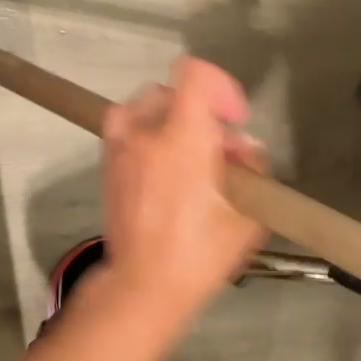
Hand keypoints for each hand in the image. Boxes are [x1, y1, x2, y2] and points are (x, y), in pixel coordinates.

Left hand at [83, 56, 266, 319]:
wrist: (144, 285)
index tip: (235, 120)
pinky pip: (130, 130)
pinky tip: (169, 173)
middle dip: (202, 112)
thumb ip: (253, 175)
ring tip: (192, 157)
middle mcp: (145, 134)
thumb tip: (248, 152)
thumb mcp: (246, 220)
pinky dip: (152, 138)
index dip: (222, 86)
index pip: (196, 75)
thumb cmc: (200, 256)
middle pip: (173, 90)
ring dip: (173, 122)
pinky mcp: (107, 166)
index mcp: (182, 142)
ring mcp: (119, 148)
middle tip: (220, 150)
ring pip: (146, 107)